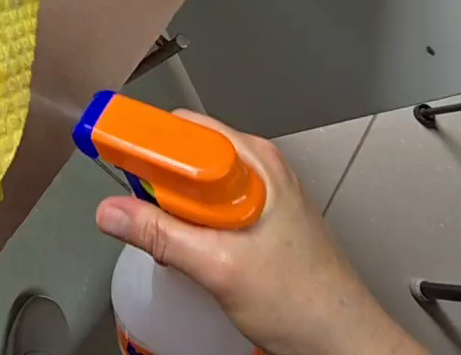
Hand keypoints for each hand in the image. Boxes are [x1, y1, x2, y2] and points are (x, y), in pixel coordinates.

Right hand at [95, 111, 424, 354]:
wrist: (349, 348)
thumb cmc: (305, 305)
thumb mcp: (219, 267)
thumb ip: (160, 236)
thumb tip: (110, 211)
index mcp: (254, 161)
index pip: (183, 128)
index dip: (144, 140)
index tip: (112, 152)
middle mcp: (257, 167)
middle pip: (186, 152)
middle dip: (158, 180)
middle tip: (142, 211)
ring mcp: (261, 191)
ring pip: (196, 180)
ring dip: (175, 205)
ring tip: (174, 239)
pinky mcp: (260, 216)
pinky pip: (210, 202)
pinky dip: (191, 220)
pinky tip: (193, 250)